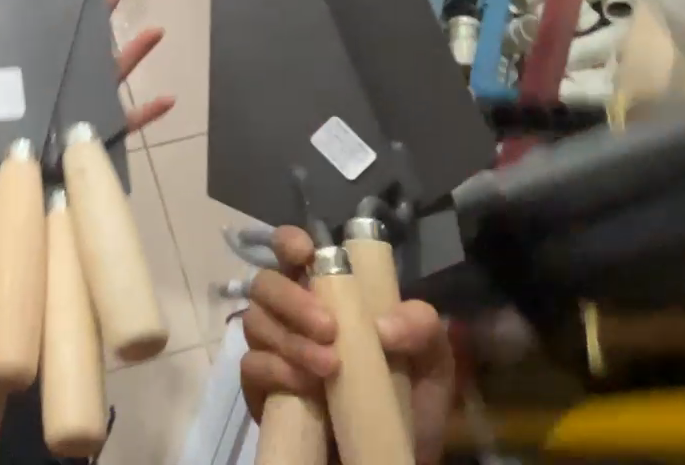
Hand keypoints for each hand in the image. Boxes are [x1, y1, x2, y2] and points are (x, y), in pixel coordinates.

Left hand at [0, 0, 174, 133]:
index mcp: (29, 73)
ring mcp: (78, 112)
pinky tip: (168, 100)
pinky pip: (124, 127)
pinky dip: (146, 114)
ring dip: (133, 55)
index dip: (57, 6)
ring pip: (110, 79)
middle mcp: (56, 87)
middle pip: (81, 47)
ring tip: (155, 32)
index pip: (45, 33)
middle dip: (99, 18)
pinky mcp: (91, 143)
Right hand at [239, 226, 454, 464]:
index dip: (289, 241)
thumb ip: (420, 326)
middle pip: (265, 282)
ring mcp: (271, 348)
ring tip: (330, 368)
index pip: (292, 250)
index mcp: (327, 294)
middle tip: (328, 327)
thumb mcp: (433, 360)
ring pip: (255, 321)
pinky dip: (278, 370)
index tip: (305, 254)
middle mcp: (291, 314)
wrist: (390, 459)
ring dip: (291, 340)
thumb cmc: (409, 401)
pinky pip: (251, 364)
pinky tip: (307, 387)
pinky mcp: (259, 386)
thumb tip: (381, 325)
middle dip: (291, 298)